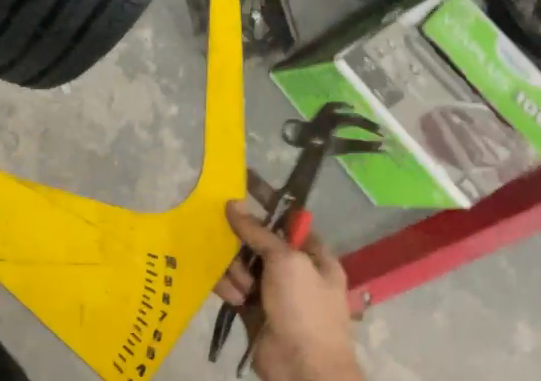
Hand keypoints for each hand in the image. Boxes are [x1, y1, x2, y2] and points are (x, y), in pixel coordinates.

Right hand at [216, 202, 363, 380]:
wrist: (304, 369)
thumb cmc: (305, 309)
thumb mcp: (286, 262)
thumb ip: (258, 232)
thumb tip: (234, 203)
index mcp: (313, 257)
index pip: (287, 218)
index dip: (266, 198)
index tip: (239, 179)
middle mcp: (293, 270)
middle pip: (256, 238)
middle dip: (240, 241)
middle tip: (228, 242)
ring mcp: (273, 291)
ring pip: (239, 261)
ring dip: (234, 270)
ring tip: (240, 287)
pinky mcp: (252, 308)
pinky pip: (231, 284)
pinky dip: (228, 287)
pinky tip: (232, 297)